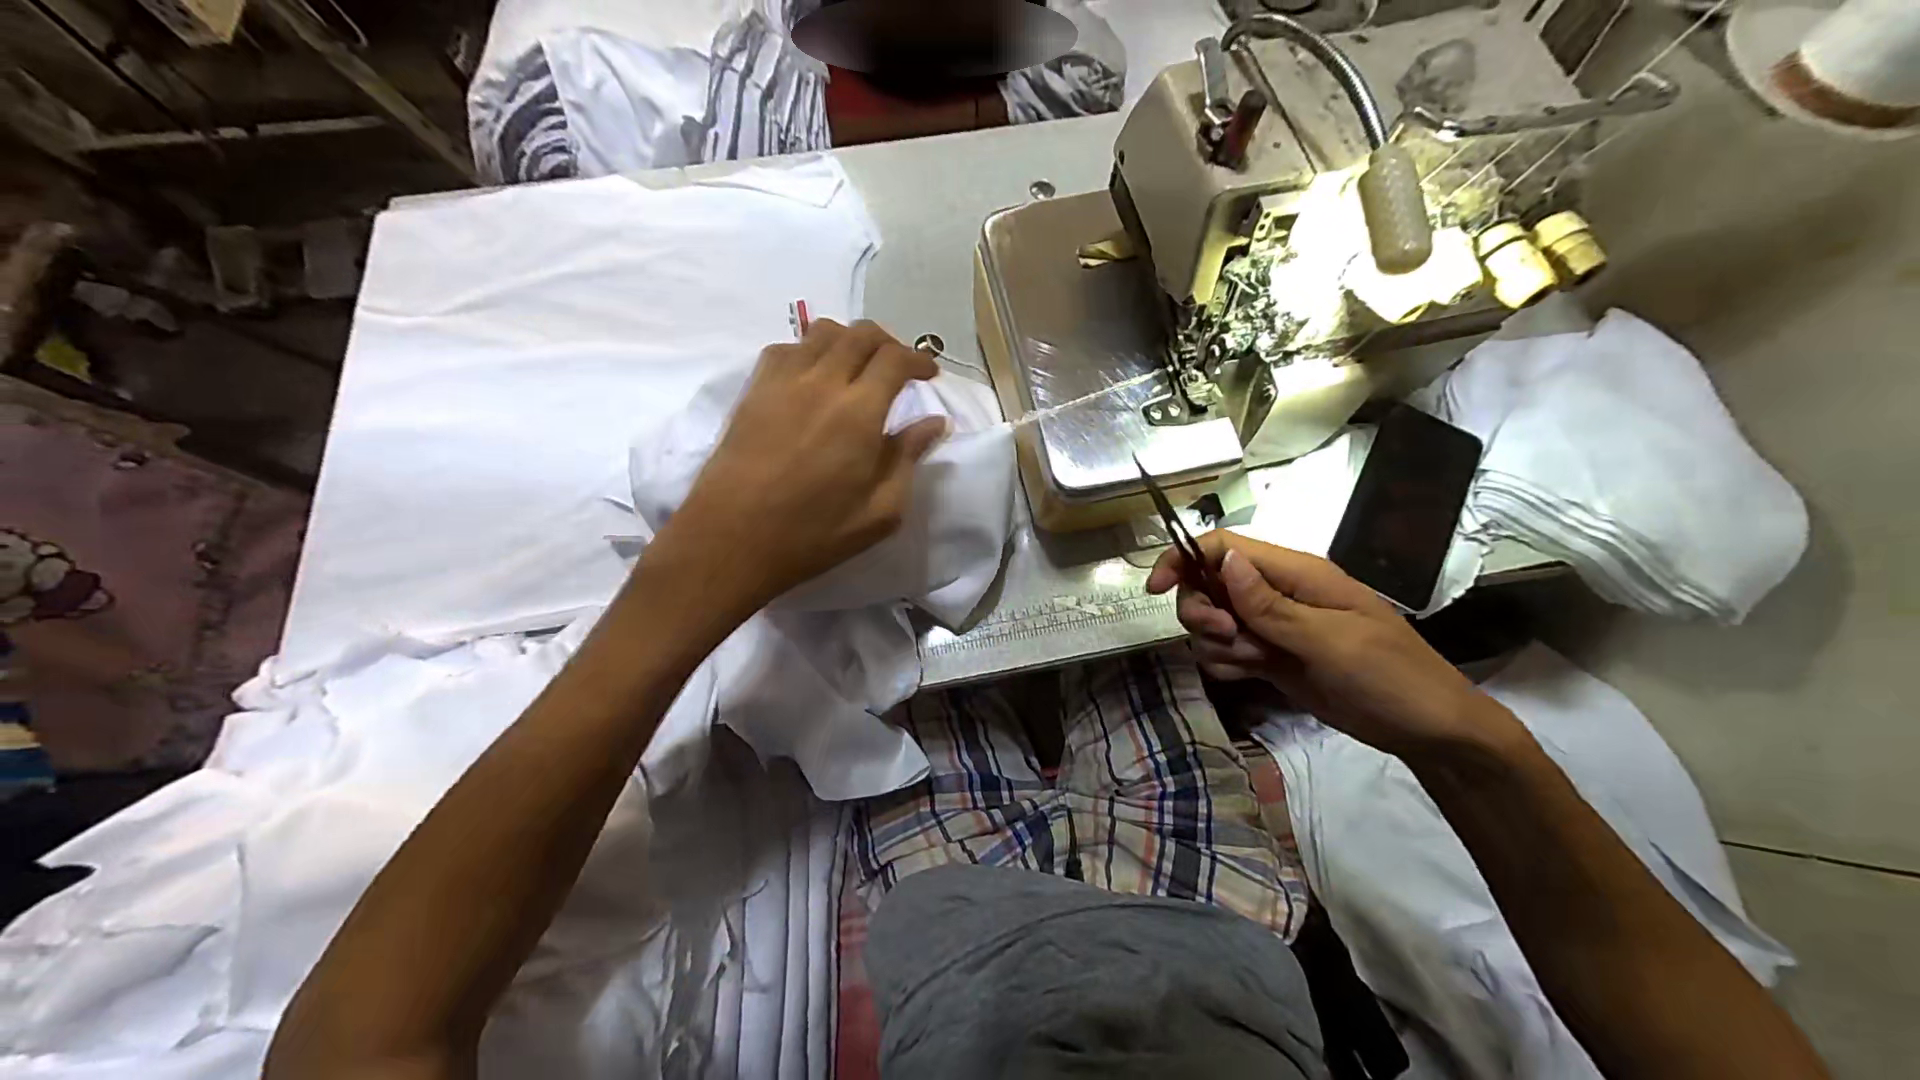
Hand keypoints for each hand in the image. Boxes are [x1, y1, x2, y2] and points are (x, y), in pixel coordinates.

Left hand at [646, 319, 945, 619]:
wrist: (732, 540)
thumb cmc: (812, 534)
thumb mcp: (879, 511)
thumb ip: (908, 459)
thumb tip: (934, 423)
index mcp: (859, 412)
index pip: (895, 359)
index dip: (918, 360)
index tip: (929, 374)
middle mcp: (822, 382)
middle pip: (860, 334)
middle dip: (888, 343)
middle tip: (899, 368)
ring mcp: (782, 382)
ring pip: (822, 333)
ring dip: (849, 340)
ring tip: (858, 367)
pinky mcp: (753, 390)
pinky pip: (786, 348)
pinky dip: (810, 350)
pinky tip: (813, 376)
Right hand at [1146, 531, 1518, 759]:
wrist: (1426, 729)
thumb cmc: (1389, 675)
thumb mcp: (1330, 639)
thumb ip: (1271, 604)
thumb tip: (1224, 561)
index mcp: (1295, 573)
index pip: (1224, 547)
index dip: (1183, 559)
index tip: (1157, 590)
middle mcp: (1276, 593)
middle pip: (1206, 585)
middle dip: (1202, 612)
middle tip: (1230, 638)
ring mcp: (1270, 626)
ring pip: (1211, 622)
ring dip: (1218, 644)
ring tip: (1256, 662)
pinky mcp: (1268, 656)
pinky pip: (1224, 652)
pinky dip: (1225, 664)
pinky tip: (1251, 675)